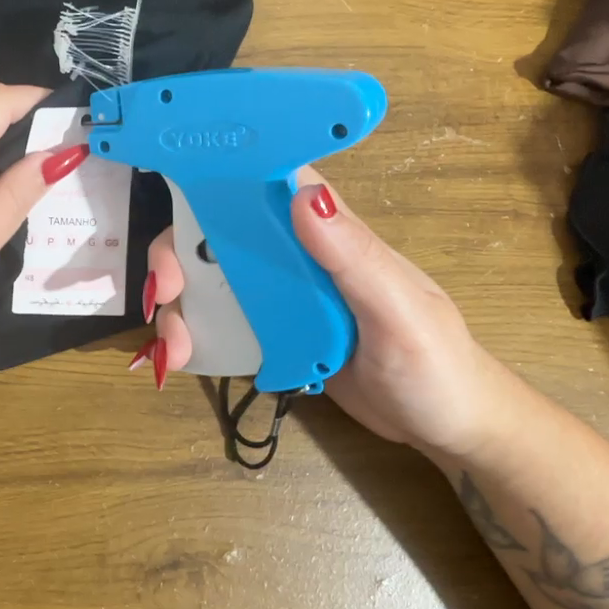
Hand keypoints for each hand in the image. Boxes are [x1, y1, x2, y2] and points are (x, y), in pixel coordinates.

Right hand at [141, 167, 510, 456]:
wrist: (444, 429)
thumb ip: (354, 257)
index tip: (177, 201)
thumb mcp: (399, 312)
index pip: (266, 181)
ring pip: (209, 280)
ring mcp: (279, 296)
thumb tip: (302, 195)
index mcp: (330, 232)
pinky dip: (191, 334)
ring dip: (179, 305)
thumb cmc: (436, 366)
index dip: (217, 178)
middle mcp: (295, 254)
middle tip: (163, 294)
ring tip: (173, 348)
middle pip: (217, 233)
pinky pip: (220, 322)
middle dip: (176, 256)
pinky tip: (181, 358)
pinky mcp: (271, 333)